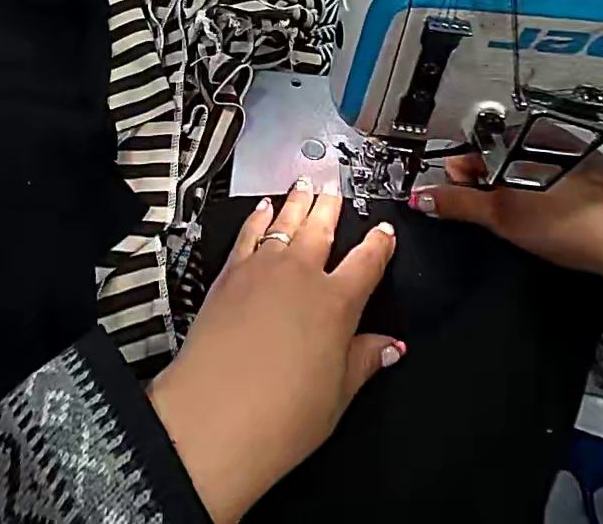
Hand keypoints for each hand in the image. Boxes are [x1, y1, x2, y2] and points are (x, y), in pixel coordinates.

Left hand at [148, 180, 402, 521]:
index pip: (368, 262)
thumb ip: (365, 361)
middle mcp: (301, 276)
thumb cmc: (277, 418)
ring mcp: (264, 269)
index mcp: (336, 304)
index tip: (384, 232)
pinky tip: (263, 208)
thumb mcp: (337, 396)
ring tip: (305, 184)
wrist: (212, 420)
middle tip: (335, 190)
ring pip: (287, 221)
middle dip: (332, 205)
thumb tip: (390, 348)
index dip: (380, 243)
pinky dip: (258, 217)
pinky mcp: (231, 273)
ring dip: (298, 201)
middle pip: (323, 227)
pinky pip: (249, 233)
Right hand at [411, 134, 602, 280]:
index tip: (460, 201)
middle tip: (495, 215)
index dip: (458, 178)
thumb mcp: (502, 216)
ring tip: (525, 219)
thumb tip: (422, 196)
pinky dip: (538, 190)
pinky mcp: (585, 165)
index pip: (466, 149)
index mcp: (515, 137)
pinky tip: (549, 214)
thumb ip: (457, 203)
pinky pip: (545, 172)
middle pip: (491, 156)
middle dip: (484, 184)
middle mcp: (539, 135)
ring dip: (511, 189)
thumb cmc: (571, 222)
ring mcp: (564, 149)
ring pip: (519, 165)